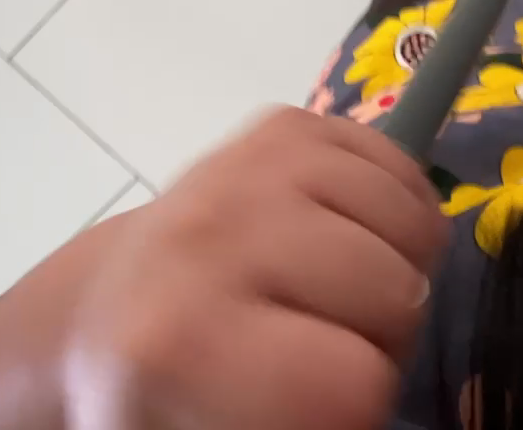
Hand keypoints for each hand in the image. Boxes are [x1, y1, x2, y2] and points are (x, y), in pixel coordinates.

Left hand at [61, 108, 448, 429]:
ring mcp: (260, 160)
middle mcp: (220, 231)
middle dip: (385, 329)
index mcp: (183, 339)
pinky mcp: (292, 121)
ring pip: (412, 224)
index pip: (356, 382)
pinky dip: (403, 207)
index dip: (362, 400)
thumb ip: (299, 420)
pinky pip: (403, 167)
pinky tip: (360, 230)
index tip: (327, 396)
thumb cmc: (161, 385)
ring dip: (402, 263)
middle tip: (339, 336)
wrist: (110, 292)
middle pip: (396, 293)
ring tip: (350, 283)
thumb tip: (365, 402)